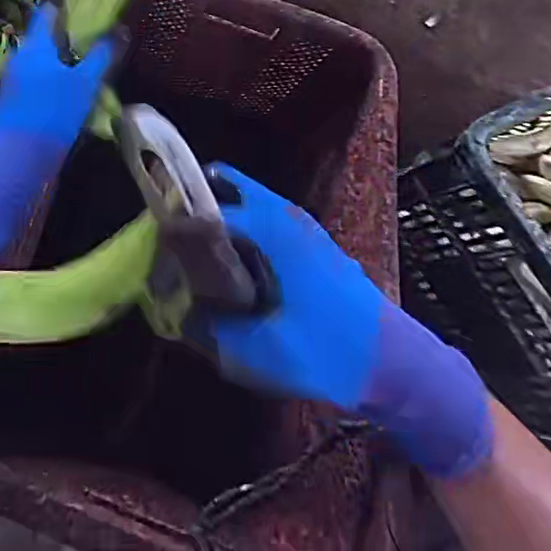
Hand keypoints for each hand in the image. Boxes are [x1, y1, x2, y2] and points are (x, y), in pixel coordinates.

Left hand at [0, 4, 115, 265]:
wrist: (19, 160)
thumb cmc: (53, 113)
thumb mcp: (85, 82)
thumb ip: (102, 55)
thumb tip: (120, 31)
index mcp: (34, 45)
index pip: (47, 12)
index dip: (64, 3)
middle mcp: (18, 57)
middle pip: (43, 37)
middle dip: (65, 35)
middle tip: (91, 34)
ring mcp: (12, 81)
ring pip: (39, 61)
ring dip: (59, 59)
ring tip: (85, 63)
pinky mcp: (13, 102)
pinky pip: (35, 80)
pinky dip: (51, 78)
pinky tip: (68, 91)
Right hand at [198, 164, 493, 479]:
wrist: (398, 366)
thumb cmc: (330, 351)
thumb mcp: (264, 351)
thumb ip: (213, 332)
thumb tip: (175, 315)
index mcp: (274, 228)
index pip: (209, 208)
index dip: (176, 222)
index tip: (152, 242)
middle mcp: (287, 215)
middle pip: (228, 184)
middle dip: (194, 200)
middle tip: (168, 233)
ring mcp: (303, 226)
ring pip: (247, 200)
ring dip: (217, 215)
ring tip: (191, 253)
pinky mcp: (311, 243)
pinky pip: (263, 219)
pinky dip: (239, 228)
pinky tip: (229, 268)